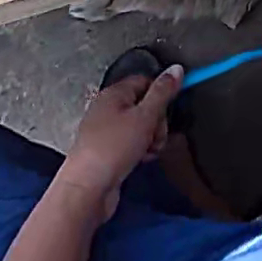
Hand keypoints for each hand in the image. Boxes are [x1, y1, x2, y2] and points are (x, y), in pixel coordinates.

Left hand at [57, 65, 184, 220]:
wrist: (85, 192)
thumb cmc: (114, 149)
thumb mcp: (146, 116)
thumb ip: (163, 91)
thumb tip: (176, 68)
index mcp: (114, 94)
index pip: (146, 81)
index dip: (161, 93)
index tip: (169, 108)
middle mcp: (107, 109)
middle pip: (145, 104)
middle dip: (158, 120)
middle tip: (156, 134)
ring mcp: (105, 131)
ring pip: (141, 125)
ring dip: (152, 136)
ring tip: (149, 150)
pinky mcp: (106, 151)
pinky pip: (131, 141)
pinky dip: (140, 148)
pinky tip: (141, 159)